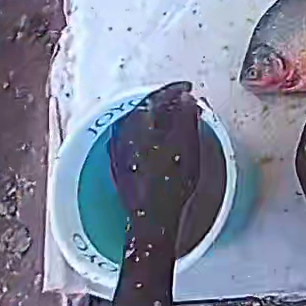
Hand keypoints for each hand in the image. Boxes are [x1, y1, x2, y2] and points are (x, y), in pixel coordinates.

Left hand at [108, 82, 201, 228]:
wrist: (151, 216)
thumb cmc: (171, 184)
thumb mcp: (188, 148)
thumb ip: (187, 119)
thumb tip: (186, 99)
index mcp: (146, 123)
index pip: (161, 96)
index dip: (176, 90)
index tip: (186, 89)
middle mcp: (128, 131)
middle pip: (145, 105)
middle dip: (162, 99)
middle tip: (179, 99)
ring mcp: (120, 147)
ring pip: (135, 118)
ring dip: (151, 112)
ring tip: (166, 114)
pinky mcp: (117, 161)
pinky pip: (128, 133)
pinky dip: (141, 128)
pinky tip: (149, 134)